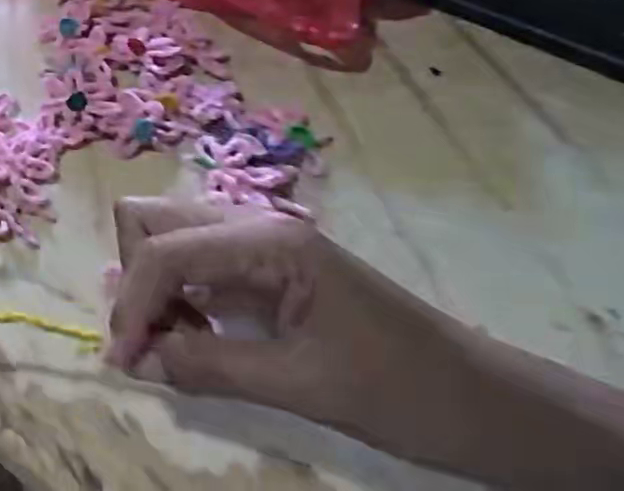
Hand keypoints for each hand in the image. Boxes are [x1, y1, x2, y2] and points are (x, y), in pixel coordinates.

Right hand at [106, 197, 450, 436]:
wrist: (497, 405)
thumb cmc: (410, 392)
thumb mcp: (306, 388)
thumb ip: (211, 367)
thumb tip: (137, 361)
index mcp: (266, 239)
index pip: (163, 249)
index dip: (133, 302)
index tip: (126, 361)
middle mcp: (250, 220)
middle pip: (149, 219)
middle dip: (135, 278)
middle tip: (151, 342)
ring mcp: (254, 237)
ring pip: (164, 233)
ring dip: (152, 284)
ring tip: (176, 341)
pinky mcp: (259, 260)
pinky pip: (190, 258)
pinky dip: (175, 292)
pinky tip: (197, 332)